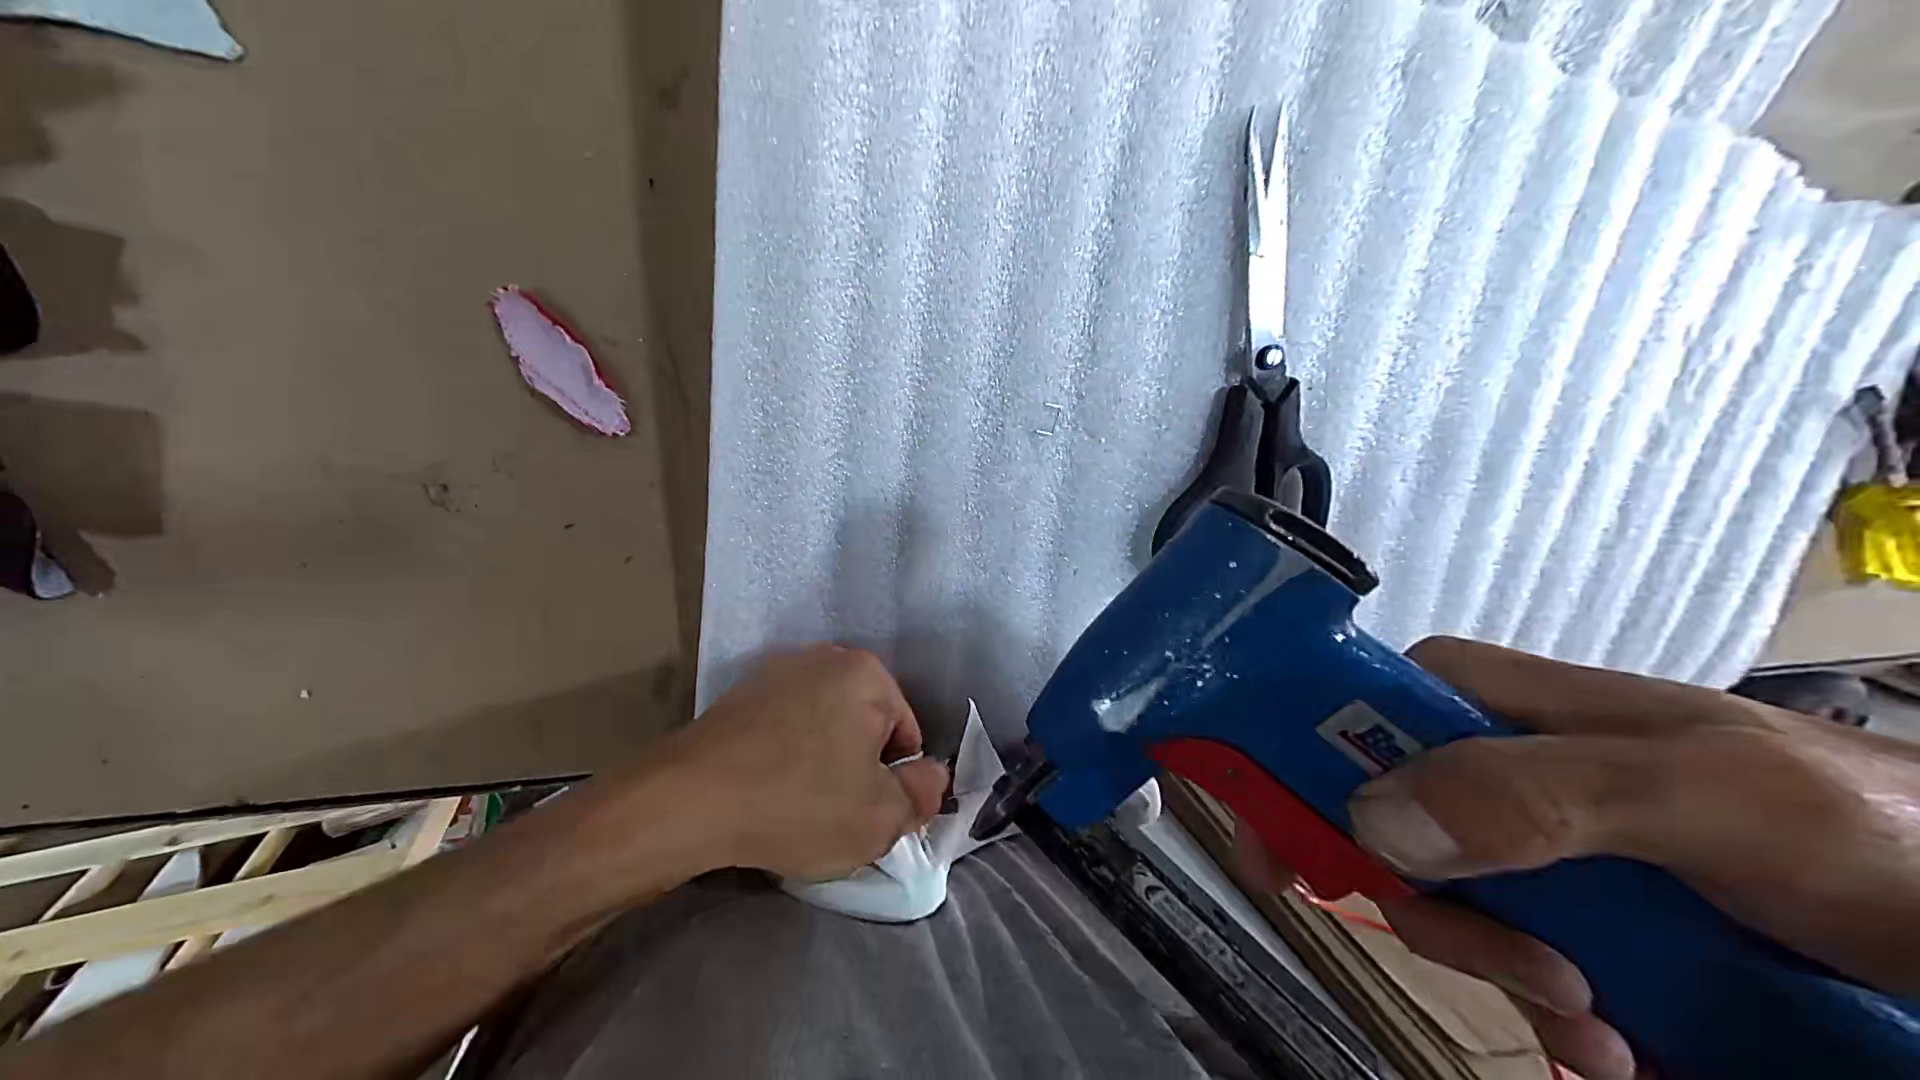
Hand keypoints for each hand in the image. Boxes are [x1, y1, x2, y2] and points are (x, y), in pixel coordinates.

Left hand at [658, 645, 949, 880]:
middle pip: (864, 727)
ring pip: (823, 729)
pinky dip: (784, 759)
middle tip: (834, 815)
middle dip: (858, 771)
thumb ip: (924, 794)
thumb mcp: (881, 817)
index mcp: (866, 673)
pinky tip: (765, 792)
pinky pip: (784, 731)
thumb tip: (931, 776)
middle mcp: (823, 658)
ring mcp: (775, 673)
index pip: (906, 736)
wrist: (686, 802)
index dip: (894, 784)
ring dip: (821, 765)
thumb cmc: (799, 803)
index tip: (867, 815)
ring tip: (795, 807)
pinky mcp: (738, 696)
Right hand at [1318, 637, 1919, 1078]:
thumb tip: (1375, 822)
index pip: (1346, 704)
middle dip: (1428, 905)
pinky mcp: (1564, 909)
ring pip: (1437, 901)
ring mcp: (1522, 841)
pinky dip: (1542, 1013)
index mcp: (1482, 703)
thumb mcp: (1700, 794)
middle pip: (1380, 823)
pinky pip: (1503, 958)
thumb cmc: (1859, 828)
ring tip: (1595, 1022)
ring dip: (1497, 971)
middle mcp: (1483, 763)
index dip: (1293, 760)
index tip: (1275, 841)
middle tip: (1517, 964)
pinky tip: (1610, 1044)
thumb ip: (1535, 793)